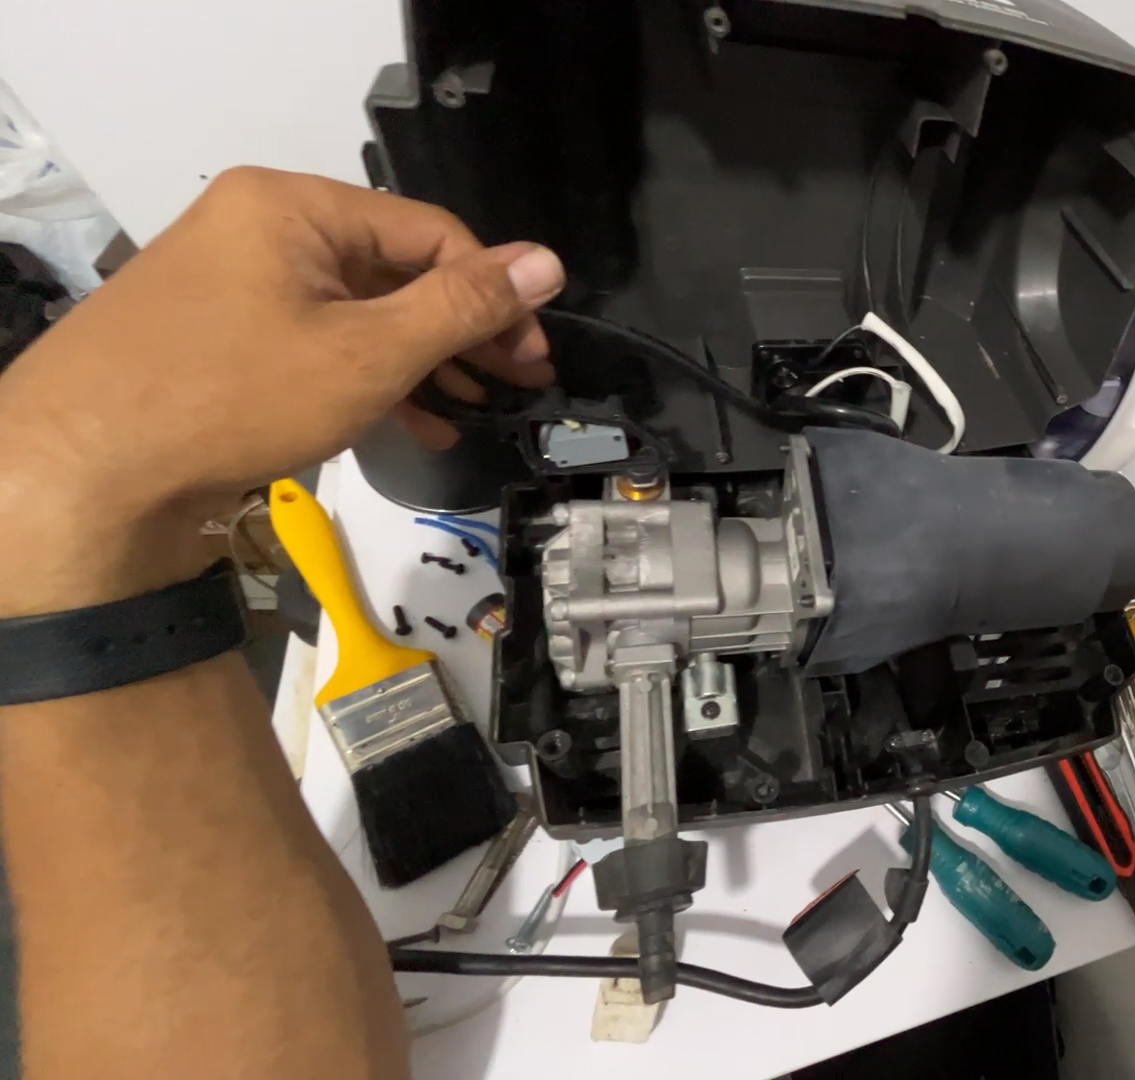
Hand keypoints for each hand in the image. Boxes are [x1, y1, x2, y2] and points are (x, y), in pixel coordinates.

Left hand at [0, 167, 565, 611]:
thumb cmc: (238, 396)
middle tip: (526, 379)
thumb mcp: (373, 350)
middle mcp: (275, 230)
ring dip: (440, 359)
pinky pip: (341, 341)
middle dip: (474, 330)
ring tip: (486, 403)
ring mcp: (257, 283)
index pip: (437, 235)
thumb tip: (549, 262)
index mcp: (298, 209)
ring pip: (380, 312)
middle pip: (409, 272)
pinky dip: (391, 378)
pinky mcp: (248, 332)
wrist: (89, 473)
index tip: (535, 356)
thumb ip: (467, 305)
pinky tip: (431, 421)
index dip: (498, 295)